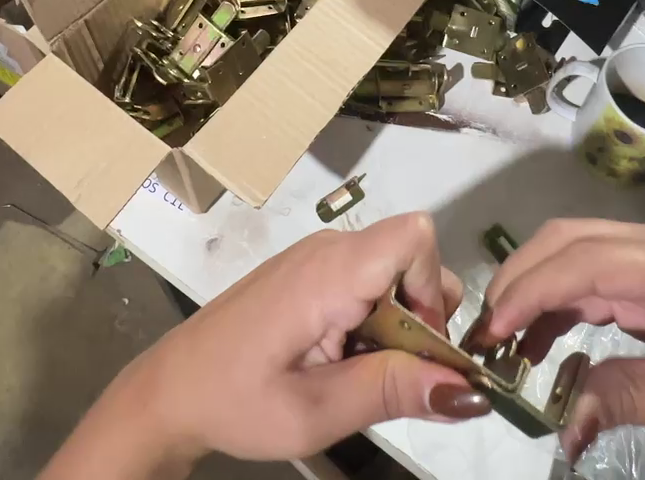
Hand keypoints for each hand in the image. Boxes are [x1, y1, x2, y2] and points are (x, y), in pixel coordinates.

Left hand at [42, 213, 491, 478]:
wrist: (172, 388)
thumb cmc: (237, 400)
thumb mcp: (317, 411)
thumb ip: (394, 391)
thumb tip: (471, 392)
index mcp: (330, 270)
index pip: (413, 235)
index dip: (433, 285)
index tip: (422, 346)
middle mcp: (328, 249)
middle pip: (410, 256)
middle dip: (425, 315)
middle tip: (397, 375)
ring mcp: (317, 257)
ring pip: (392, 271)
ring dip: (400, 324)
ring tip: (363, 373)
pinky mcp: (309, 271)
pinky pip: (366, 279)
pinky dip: (376, 319)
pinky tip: (345, 360)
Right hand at [476, 220, 644, 479]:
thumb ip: (621, 397)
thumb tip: (558, 425)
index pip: (581, 262)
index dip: (529, 290)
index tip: (491, 332)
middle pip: (569, 241)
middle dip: (521, 278)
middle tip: (487, 331)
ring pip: (578, 256)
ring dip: (538, 290)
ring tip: (507, 341)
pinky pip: (599, 281)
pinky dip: (564, 305)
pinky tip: (545, 342)